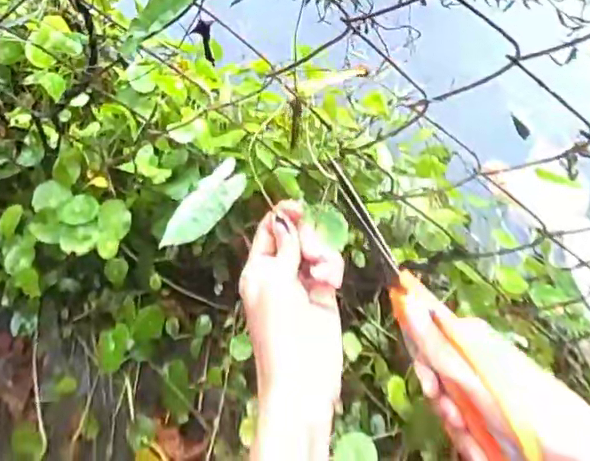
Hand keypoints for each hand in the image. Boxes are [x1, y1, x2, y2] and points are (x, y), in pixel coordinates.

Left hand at [240, 200, 344, 459]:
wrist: (303, 381)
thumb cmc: (280, 330)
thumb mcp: (274, 282)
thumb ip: (283, 248)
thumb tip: (282, 219)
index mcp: (258, 267)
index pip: (269, 230)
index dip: (282, 215)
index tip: (298, 207)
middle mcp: (280, 272)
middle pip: (296, 235)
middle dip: (306, 236)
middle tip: (310, 252)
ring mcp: (302, 283)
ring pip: (316, 248)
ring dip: (321, 252)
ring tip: (320, 271)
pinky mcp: (324, 294)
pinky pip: (329, 266)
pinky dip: (331, 267)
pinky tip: (329, 282)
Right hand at [400, 294, 589, 460]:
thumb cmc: (528, 411)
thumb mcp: (474, 378)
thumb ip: (434, 342)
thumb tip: (404, 296)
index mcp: (471, 339)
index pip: (427, 331)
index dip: (420, 357)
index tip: (428, 380)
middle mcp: (475, 362)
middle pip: (435, 374)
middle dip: (442, 401)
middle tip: (456, 416)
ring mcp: (486, 396)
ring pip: (449, 407)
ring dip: (459, 430)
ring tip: (479, 444)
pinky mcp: (494, 425)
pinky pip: (468, 431)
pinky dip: (473, 447)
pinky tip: (486, 454)